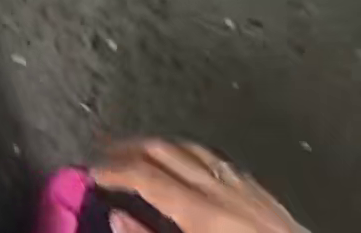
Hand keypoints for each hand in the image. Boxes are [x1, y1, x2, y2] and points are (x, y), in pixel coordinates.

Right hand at [90, 138, 307, 232]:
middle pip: (161, 151)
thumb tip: (117, 216)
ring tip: (136, 150)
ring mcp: (248, 192)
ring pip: (190, 149)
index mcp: (203, 213)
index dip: (111, 169)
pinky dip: (192, 155)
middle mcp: (222, 191)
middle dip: (126, 148)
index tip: (90, 173)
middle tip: (102, 154)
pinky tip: (189, 164)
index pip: (143, 174)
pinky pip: (220, 163)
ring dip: (156, 145)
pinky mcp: (270, 200)